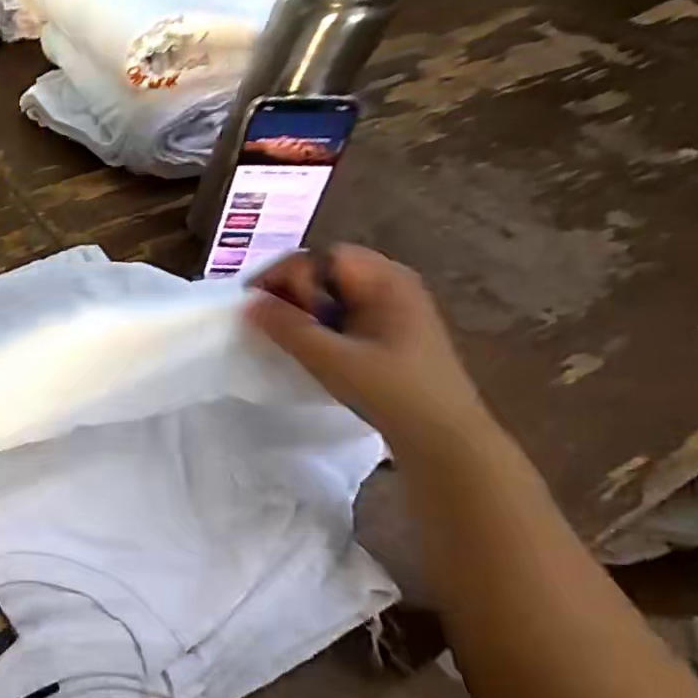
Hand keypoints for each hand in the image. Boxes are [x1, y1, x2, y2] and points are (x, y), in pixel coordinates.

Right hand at [246, 245, 495, 458]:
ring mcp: (398, 308)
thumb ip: (288, 328)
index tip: (255, 302)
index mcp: (386, 280)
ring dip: (308, 308)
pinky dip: (325, 322)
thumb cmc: (392, 392)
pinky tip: (314, 347)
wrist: (446, 440)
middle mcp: (395, 284)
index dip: (284, 274)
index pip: (323, 257)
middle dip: (295, 290)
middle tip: (270, 319)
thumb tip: (250, 304)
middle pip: (331, 270)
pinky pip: (350, 312)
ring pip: (338, 293)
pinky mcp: (396, 332)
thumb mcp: (331, 360)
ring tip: (288, 334)